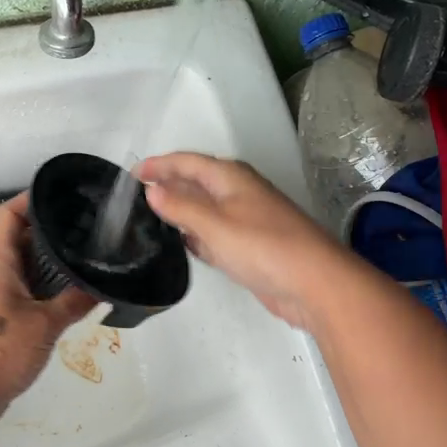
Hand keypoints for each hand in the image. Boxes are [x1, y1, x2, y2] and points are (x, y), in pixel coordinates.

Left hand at [0, 194, 95, 420]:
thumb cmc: (1, 353)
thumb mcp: (45, 324)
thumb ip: (74, 301)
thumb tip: (103, 284)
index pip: (10, 214)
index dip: (32, 198)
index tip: (64, 195)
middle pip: (20, 236)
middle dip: (50, 228)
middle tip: (87, 225)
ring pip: (24, 263)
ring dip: (50, 257)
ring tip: (86, 252)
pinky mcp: (1, 314)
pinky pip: (25, 285)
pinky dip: (46, 281)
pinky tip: (72, 288)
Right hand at [138, 152, 366, 330]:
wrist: (315, 284)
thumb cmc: (263, 247)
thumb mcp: (214, 225)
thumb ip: (180, 207)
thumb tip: (152, 189)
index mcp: (231, 178)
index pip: (187, 162)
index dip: (159, 165)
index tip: (131, 174)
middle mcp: (238, 193)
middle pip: (196, 182)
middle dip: (168, 185)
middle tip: (134, 196)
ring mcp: (245, 220)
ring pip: (204, 209)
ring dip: (180, 211)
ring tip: (148, 219)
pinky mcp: (249, 247)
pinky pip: (213, 233)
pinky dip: (195, 235)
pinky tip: (181, 245)